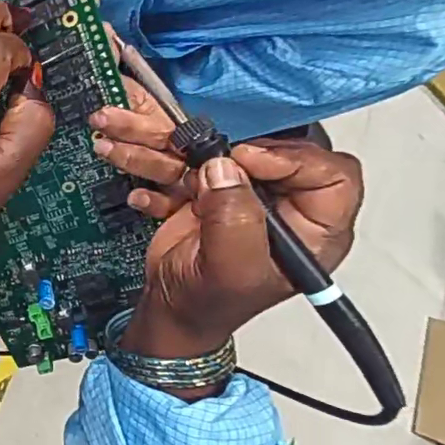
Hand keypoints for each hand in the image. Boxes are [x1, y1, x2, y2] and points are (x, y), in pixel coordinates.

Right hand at [89, 85, 361, 360]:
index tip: (244, 159)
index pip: (325, 174)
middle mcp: (277, 201)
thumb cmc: (211, 303)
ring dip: (156, 145)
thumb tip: (226, 168)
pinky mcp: (202, 193)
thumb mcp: (233, 268)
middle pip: (253, 150)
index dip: (289, 159)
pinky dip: (147, 172)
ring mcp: (236, 194)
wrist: (171, 312)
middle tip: (175, 134)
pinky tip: (139, 192)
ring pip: (204, 154)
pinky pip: (177, 169)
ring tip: (118, 131)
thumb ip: (236, 219)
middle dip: (202, 140)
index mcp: (310, 225)